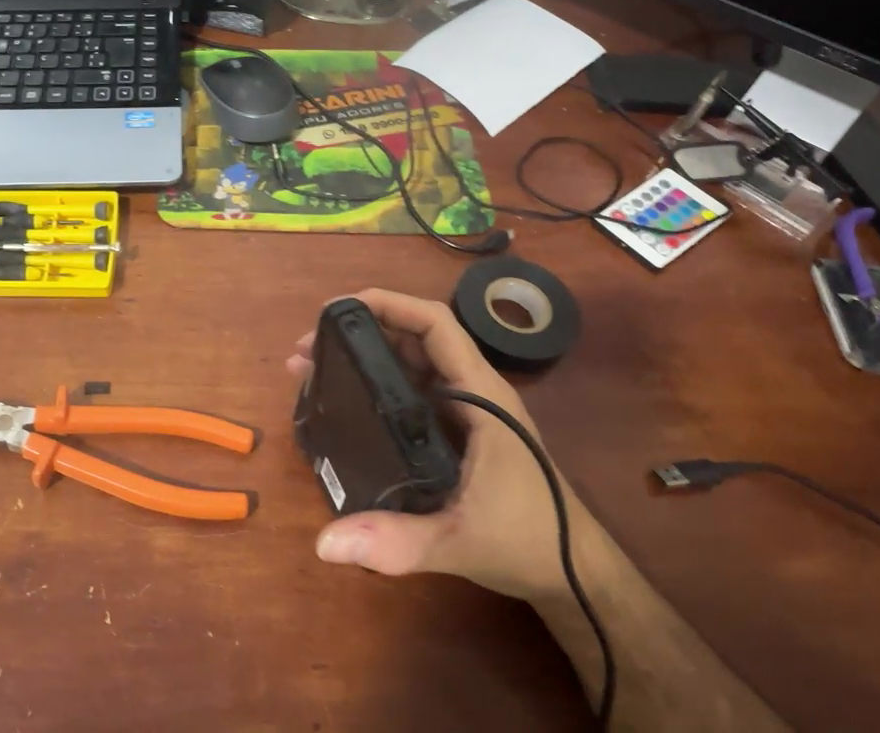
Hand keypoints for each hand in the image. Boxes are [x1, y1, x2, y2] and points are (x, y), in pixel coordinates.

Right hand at [292, 289, 590, 600]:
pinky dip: (377, 386)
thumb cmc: (527, 542)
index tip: (337, 311)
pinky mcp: (458, 432)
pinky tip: (346, 404)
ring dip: (365, 359)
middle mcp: (473, 392)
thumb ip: (397, 541)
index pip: (435, 326)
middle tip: (307, 350)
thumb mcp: (458, 541)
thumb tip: (323, 543)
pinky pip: (413, 393)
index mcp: (482, 396)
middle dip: (360, 334)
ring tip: (313, 371)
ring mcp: (467, 411)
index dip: (388, 305)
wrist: (572, 573)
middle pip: (415, 339)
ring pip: (412, 365)